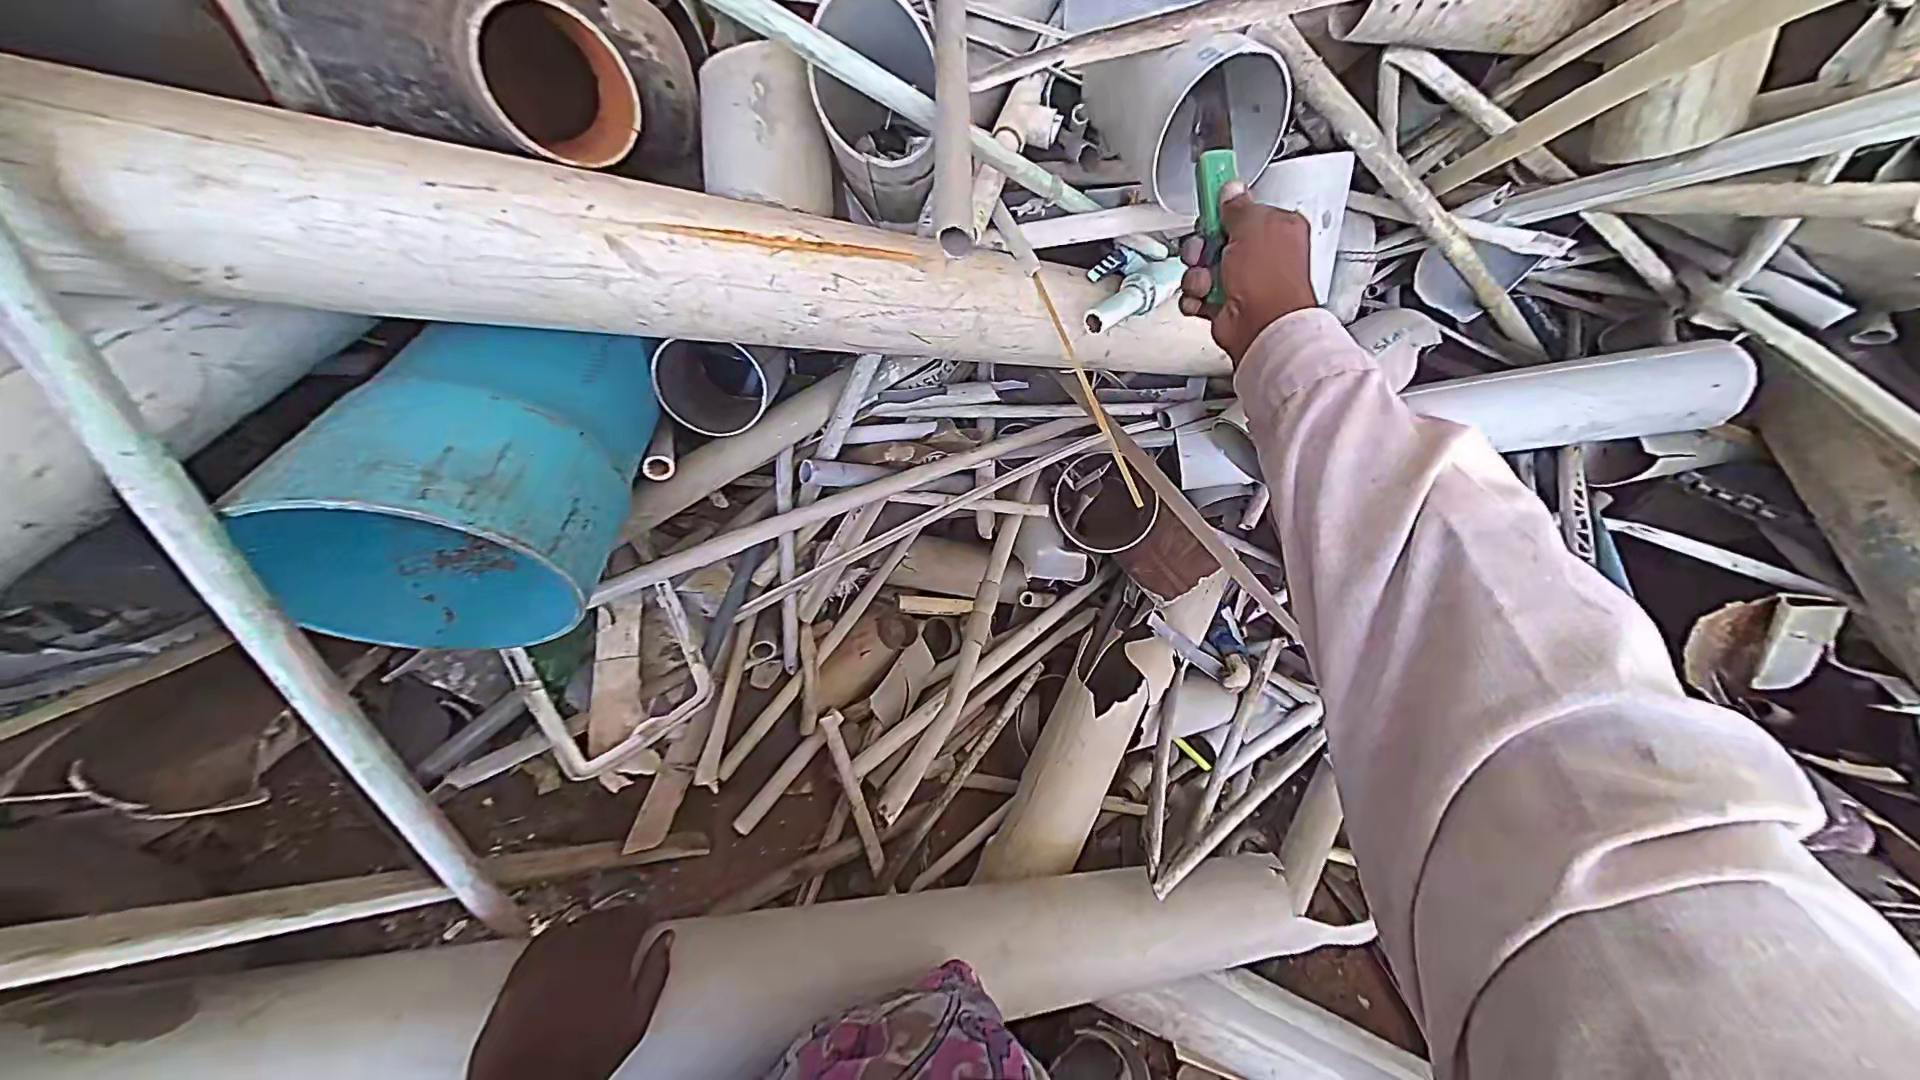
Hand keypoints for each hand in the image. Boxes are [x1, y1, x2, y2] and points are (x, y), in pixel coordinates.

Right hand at [1178, 181, 1317, 363]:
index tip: (1209, 208)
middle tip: (1203, 251)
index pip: (1240, 212)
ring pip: (1200, 269)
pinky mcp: (1222, 304)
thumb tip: (1230, 190)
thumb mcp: (1253, 227)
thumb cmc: (1269, 280)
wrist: (1261, 325)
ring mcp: (1239, 281)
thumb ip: (1237, 207)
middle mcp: (1258, 256)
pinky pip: (1195, 295)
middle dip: (1201, 247)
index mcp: (1274, 230)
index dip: (1220, 212)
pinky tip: (1204, 300)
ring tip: (1208, 283)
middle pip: (1213, 241)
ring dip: (1196, 276)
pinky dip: (1194, 298)